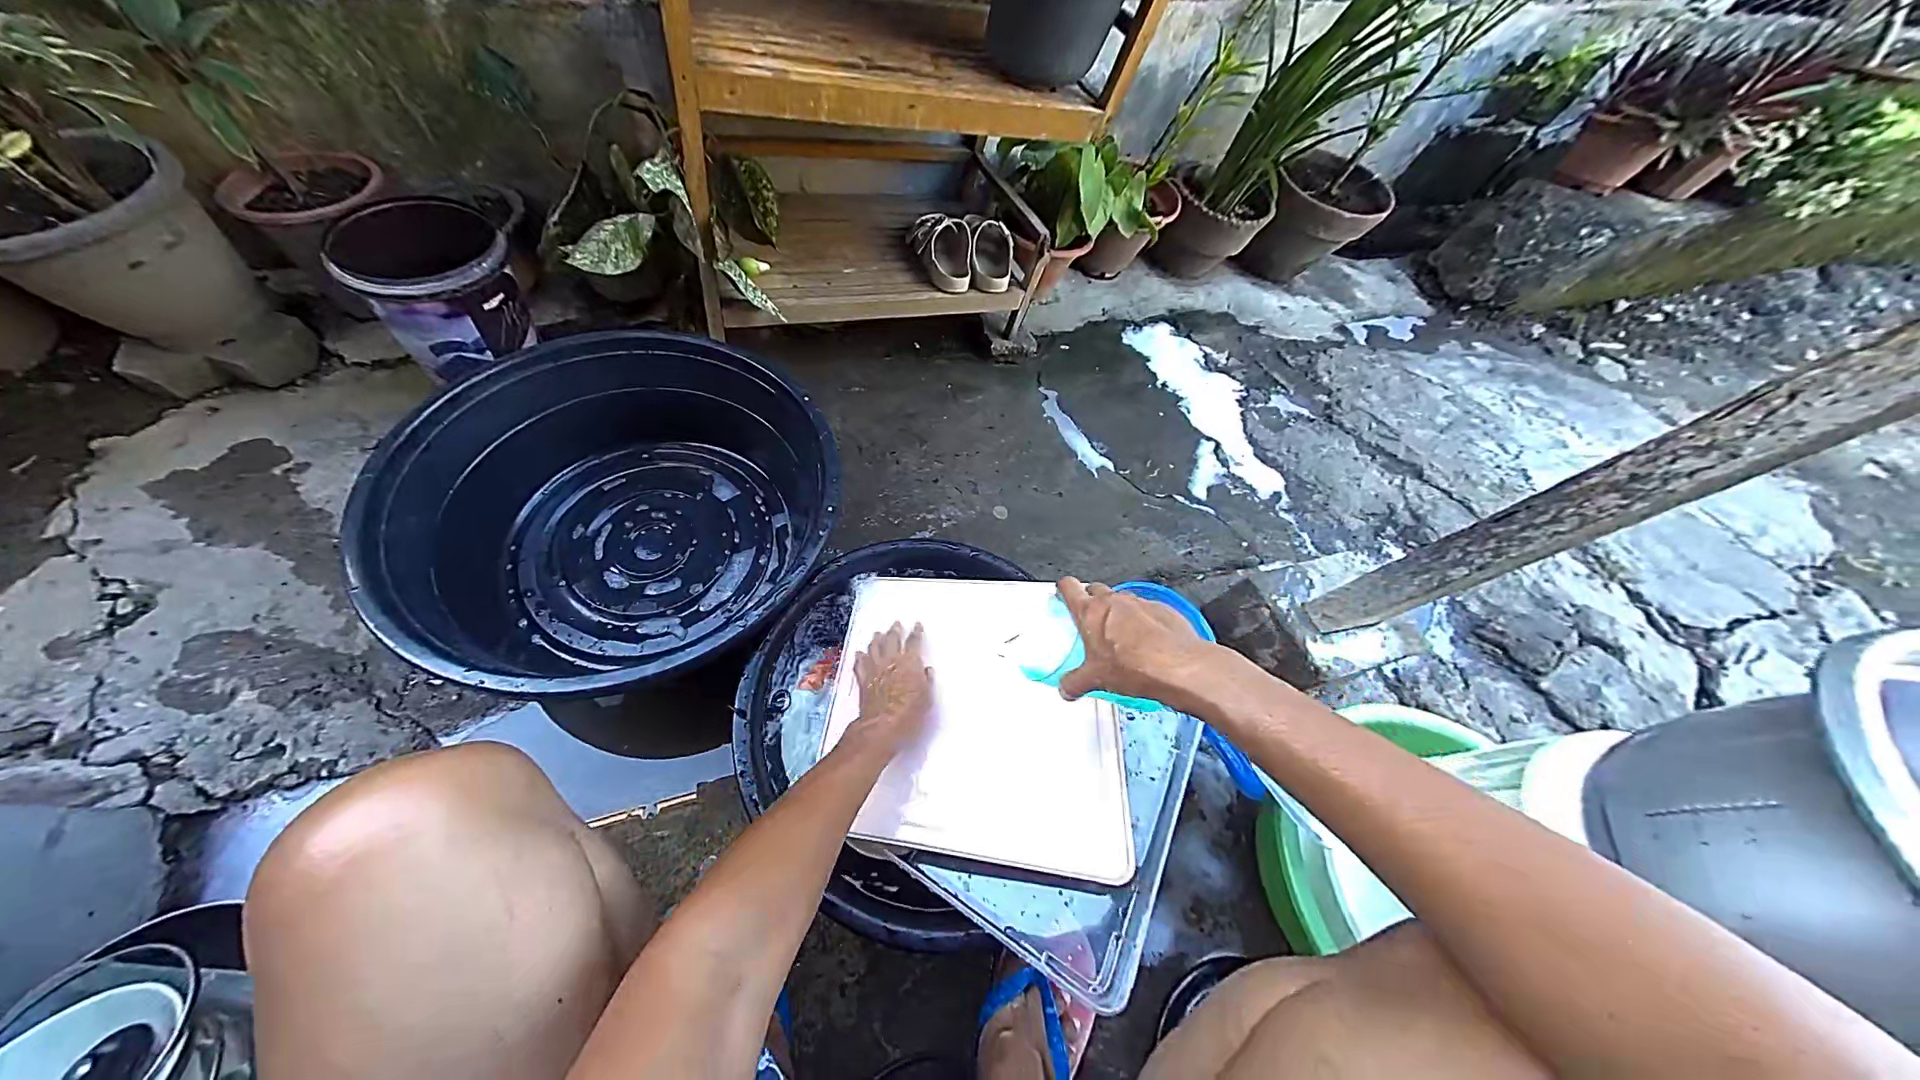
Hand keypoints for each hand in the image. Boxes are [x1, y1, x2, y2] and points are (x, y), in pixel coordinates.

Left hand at [844, 622, 933, 757]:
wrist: (882, 725)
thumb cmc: (909, 713)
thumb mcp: (927, 698)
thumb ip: (926, 681)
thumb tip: (926, 672)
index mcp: (909, 662)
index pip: (913, 641)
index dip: (915, 632)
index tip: (916, 625)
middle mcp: (891, 661)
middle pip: (892, 639)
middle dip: (894, 630)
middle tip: (896, 624)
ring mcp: (875, 669)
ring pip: (874, 647)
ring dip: (876, 639)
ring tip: (878, 634)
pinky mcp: (863, 680)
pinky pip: (860, 663)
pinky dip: (860, 657)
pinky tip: (859, 653)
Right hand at [1056, 577, 1214, 710]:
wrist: (1179, 666)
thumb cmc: (1134, 666)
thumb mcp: (1095, 679)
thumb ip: (1075, 682)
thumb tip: (1066, 688)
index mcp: (1090, 611)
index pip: (1069, 586)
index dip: (1064, 589)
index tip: (1063, 594)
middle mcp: (1114, 600)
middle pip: (1095, 589)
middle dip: (1092, 601)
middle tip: (1091, 621)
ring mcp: (1139, 602)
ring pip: (1122, 600)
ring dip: (1118, 612)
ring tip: (1120, 636)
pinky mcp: (1163, 609)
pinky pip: (1146, 610)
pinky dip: (1143, 621)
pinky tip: (1146, 641)